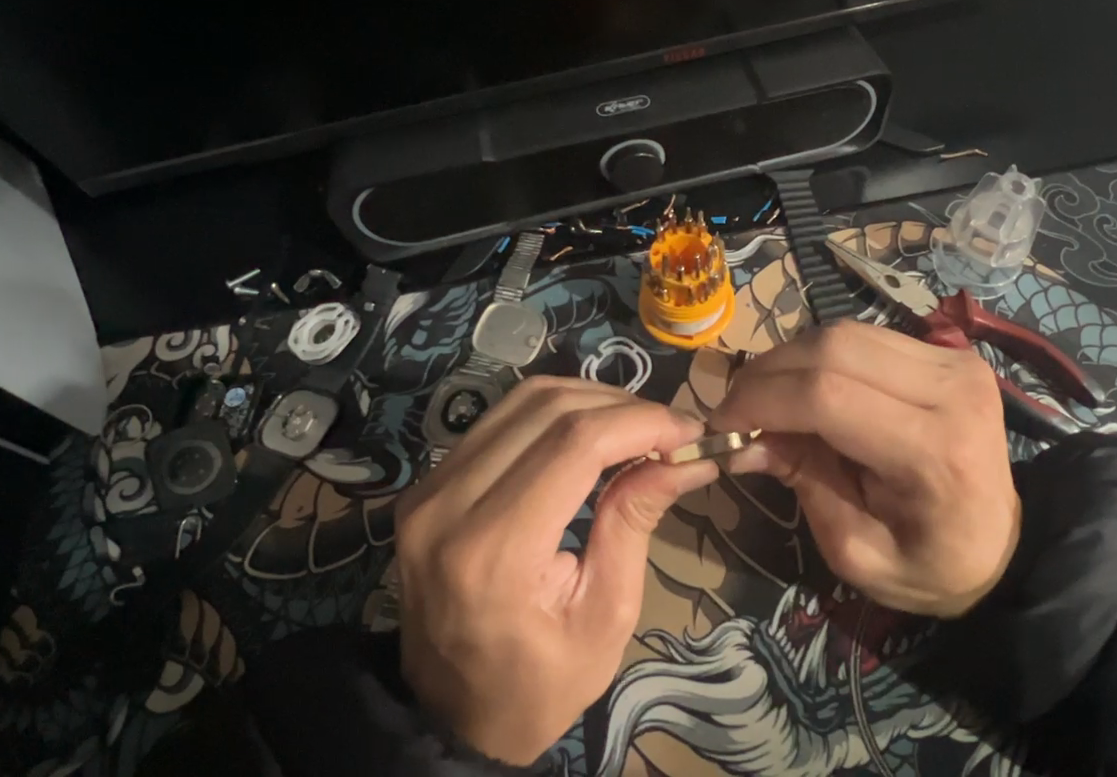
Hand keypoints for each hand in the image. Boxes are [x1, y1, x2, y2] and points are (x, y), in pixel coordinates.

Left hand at [393, 376, 717, 763]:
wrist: (455, 716)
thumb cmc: (542, 683)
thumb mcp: (607, 615)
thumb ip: (635, 521)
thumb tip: (685, 455)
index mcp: (494, 551)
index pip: (574, 444)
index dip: (640, 422)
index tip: (689, 430)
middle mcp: (448, 506)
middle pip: (549, 410)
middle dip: (622, 407)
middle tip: (669, 430)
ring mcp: (428, 490)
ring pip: (523, 401)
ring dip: (590, 401)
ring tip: (636, 428)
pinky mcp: (427, 484)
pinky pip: (500, 419)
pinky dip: (555, 412)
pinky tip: (592, 432)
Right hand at [710, 320, 1018, 617]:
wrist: (1003, 542)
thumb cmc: (930, 564)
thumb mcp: (857, 551)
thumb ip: (804, 484)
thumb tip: (743, 440)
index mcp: (935, 450)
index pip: (828, 395)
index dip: (762, 400)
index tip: (722, 425)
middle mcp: (951, 389)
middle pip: (833, 349)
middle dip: (768, 374)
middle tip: (735, 410)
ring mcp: (954, 361)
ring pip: (844, 333)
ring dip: (791, 360)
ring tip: (764, 400)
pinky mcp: (949, 351)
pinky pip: (864, 337)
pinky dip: (821, 357)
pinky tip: (805, 388)